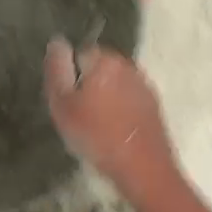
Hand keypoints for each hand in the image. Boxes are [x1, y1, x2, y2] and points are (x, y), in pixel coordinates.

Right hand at [44, 43, 178, 196]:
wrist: (144, 169)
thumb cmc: (97, 135)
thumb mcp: (62, 104)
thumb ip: (56, 69)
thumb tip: (57, 41)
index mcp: (105, 60)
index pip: (79, 53)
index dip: (69, 75)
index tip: (66, 99)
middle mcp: (128, 65)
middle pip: (99, 67)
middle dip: (88, 83)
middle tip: (78, 113)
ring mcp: (144, 85)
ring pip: (114, 83)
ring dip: (105, 96)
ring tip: (96, 124)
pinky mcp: (154, 106)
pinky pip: (128, 98)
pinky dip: (120, 108)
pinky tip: (114, 130)